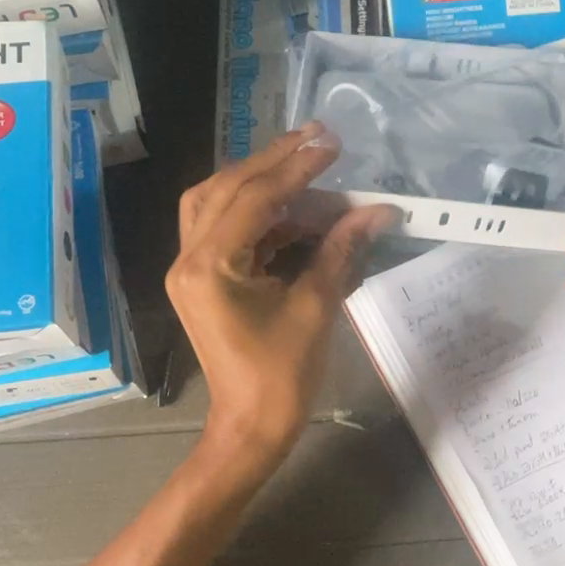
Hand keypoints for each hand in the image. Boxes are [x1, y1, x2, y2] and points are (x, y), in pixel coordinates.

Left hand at [167, 123, 394, 462]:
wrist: (252, 427)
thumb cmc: (282, 377)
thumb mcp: (316, 307)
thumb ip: (341, 249)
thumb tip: (377, 211)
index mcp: (209, 265)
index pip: (254, 197)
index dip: (297, 167)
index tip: (332, 145)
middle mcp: (188, 258)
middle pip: (226, 188)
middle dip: (273, 161)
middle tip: (316, 138)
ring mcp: (190, 270)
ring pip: (217, 203)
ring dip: (260, 182)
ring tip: (305, 166)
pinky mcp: (202, 281)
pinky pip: (225, 231)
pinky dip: (258, 215)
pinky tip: (295, 211)